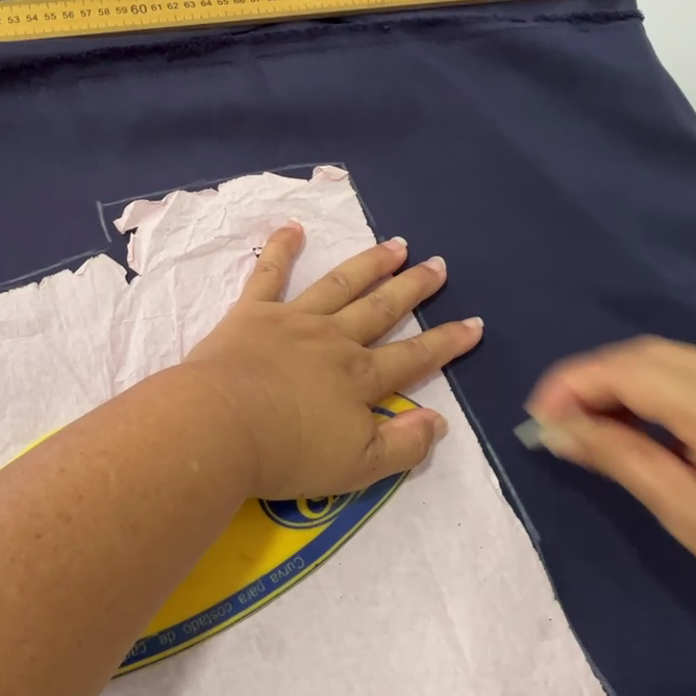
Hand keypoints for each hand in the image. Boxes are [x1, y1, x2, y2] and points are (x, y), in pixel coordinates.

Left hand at [177, 224, 484, 499]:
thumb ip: (404, 445)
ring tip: (395, 244)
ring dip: (369, 264)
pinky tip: (294, 227)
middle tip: (437, 265)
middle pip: (381, 309)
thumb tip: (439, 420)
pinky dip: (282, 248)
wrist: (221, 426)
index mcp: (360, 378)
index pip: (414, 358)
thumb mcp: (359, 467)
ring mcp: (293, 320)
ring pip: (340, 285)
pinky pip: (270, 274)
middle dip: (413, 288)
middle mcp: (333, 340)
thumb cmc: (288, 453)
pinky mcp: (252, 313)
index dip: (446, 342)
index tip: (474, 323)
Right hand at [525, 337, 695, 637]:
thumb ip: (621, 458)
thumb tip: (555, 428)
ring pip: (690, 367)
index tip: (536, 419)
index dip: (571, 383)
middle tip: (563, 424)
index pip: (628, 367)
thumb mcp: (692, 516)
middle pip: (656, 354)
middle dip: (598, 379)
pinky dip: (676, 398)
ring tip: (606, 431)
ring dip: (636, 386)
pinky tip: (668, 436)